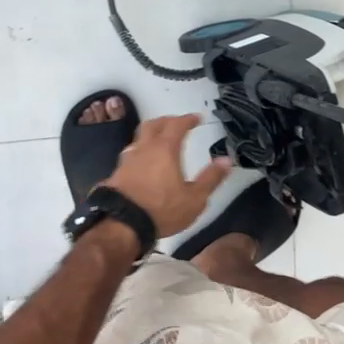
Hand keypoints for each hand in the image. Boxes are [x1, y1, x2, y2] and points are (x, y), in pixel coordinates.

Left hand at [101, 114, 232, 237]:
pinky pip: (130, 154)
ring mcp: (127, 161)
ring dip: (151, 135)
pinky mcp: (116, 174)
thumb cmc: (162, 210)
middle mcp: (144, 149)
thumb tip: (226, 159)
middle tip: (177, 124)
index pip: (177, 125)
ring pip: (138, 138)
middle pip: (153, 124)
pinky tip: (143, 163)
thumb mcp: (194, 198)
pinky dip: (140, 152)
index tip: (197, 118)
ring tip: (159, 142)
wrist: (121, 225)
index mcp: (165, 149)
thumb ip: (211, 178)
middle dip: (167, 120)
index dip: (188, 119)